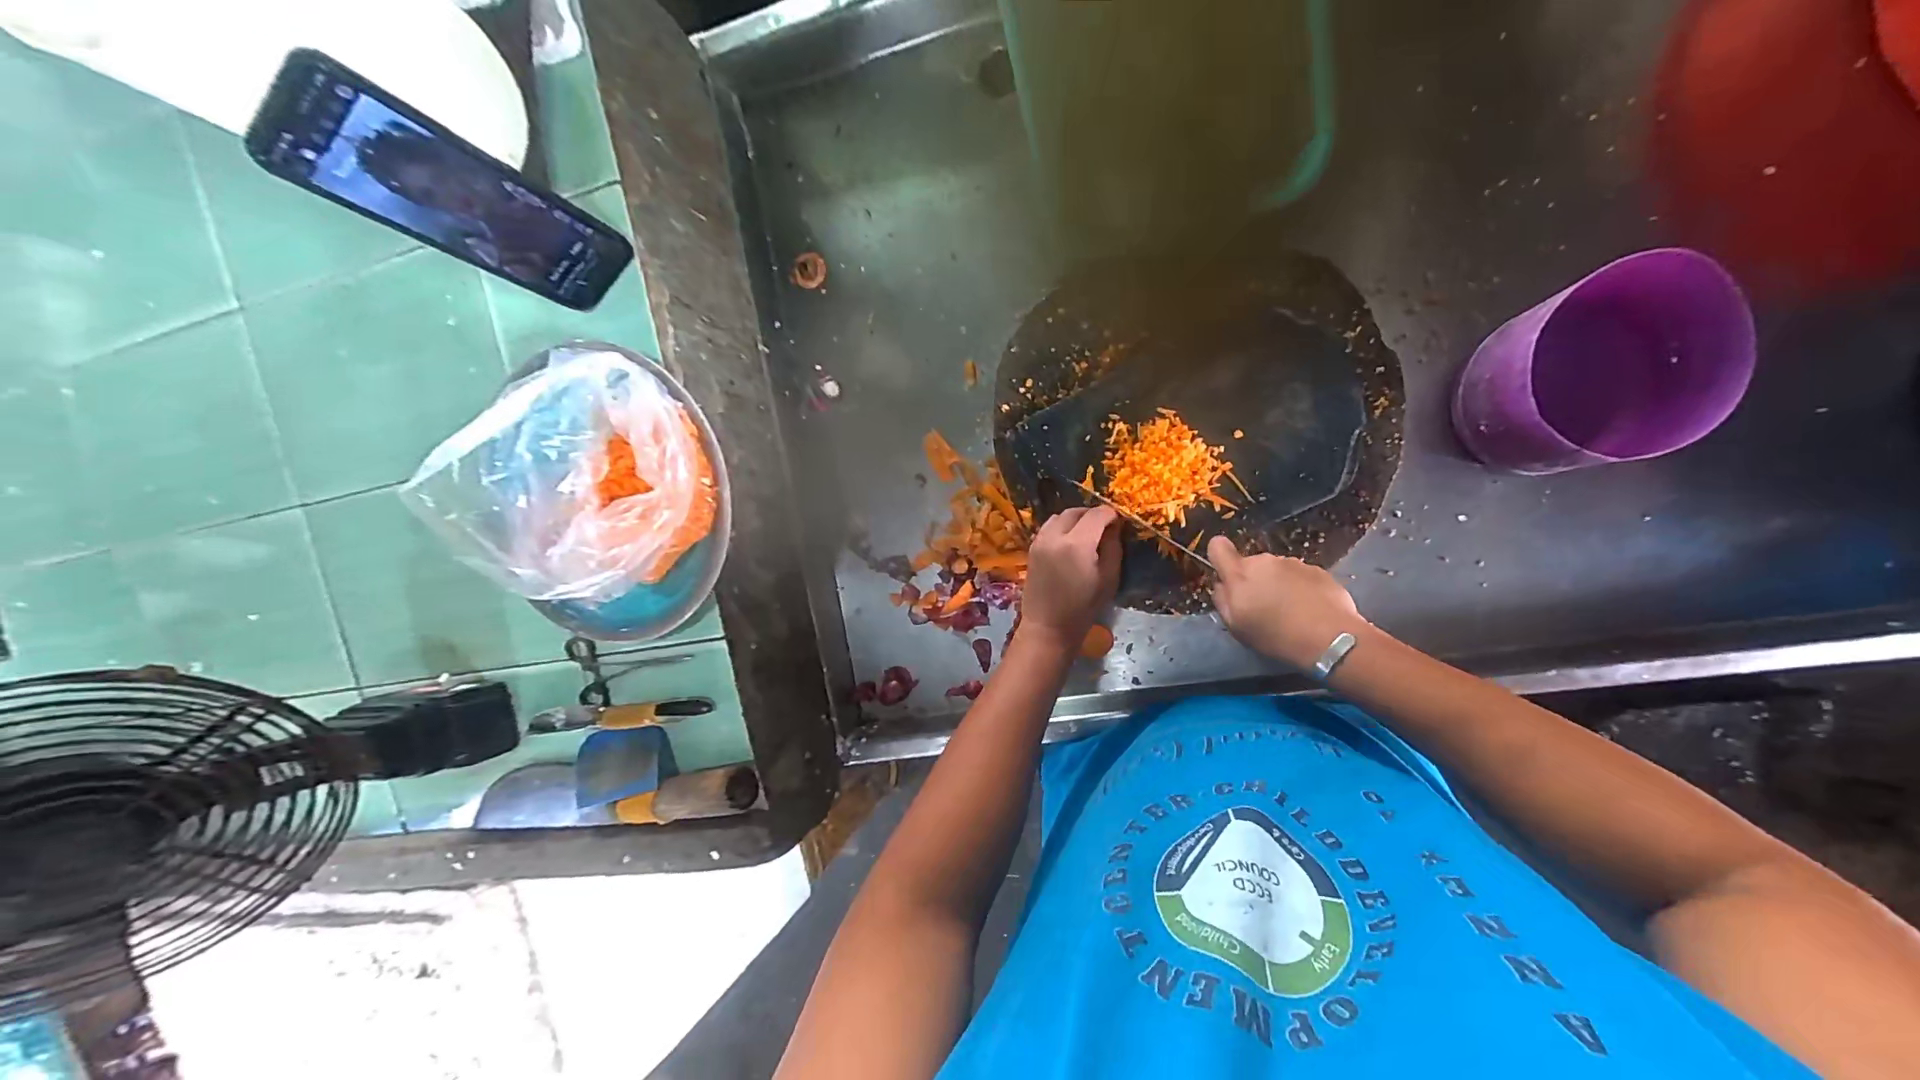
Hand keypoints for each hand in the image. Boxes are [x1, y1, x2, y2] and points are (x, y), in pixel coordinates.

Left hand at [1020, 506, 1121, 647]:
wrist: (1048, 627)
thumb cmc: (1083, 608)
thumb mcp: (1109, 578)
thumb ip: (1113, 547)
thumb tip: (1114, 526)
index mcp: (1077, 544)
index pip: (1097, 515)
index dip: (1111, 515)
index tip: (1120, 522)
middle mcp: (1054, 536)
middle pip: (1076, 512)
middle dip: (1092, 514)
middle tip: (1106, 526)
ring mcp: (1039, 541)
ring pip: (1059, 516)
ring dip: (1076, 519)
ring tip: (1088, 533)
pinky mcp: (1032, 548)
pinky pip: (1049, 527)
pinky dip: (1062, 527)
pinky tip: (1071, 541)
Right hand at [1207, 536, 1368, 669]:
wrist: (1330, 638)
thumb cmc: (1275, 636)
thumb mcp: (1237, 627)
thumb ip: (1222, 600)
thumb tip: (1221, 585)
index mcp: (1240, 574)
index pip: (1218, 547)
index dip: (1219, 556)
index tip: (1226, 573)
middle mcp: (1265, 561)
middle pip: (1251, 564)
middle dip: (1254, 580)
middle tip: (1265, 607)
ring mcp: (1293, 563)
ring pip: (1276, 570)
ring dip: (1278, 584)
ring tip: (1291, 610)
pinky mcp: (1317, 570)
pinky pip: (1300, 576)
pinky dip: (1300, 588)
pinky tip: (1310, 609)